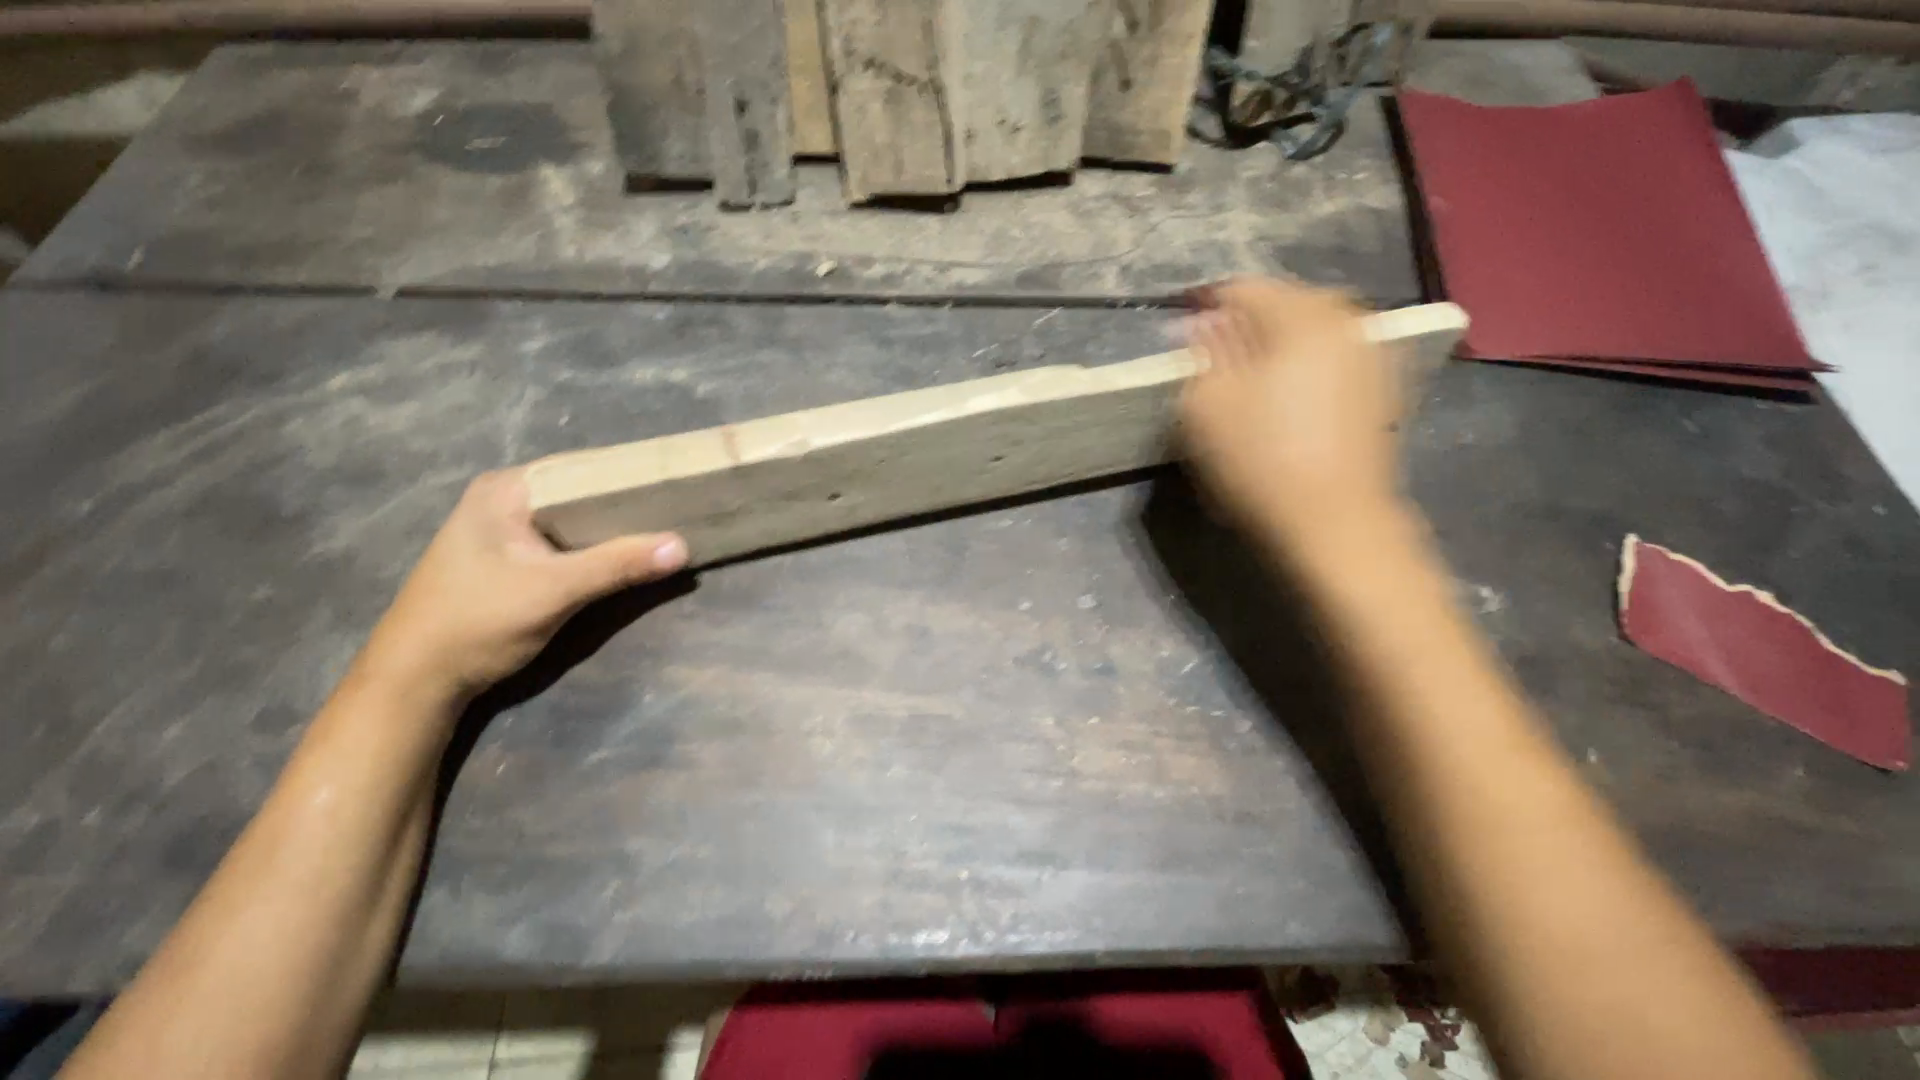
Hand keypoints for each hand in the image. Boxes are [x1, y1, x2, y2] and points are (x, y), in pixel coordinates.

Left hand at [360, 469, 686, 702]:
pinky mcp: (513, 560)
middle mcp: (507, 499)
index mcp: (507, 489)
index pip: (585, 467)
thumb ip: (617, 565)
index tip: (683, 484)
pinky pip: (568, 543)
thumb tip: (683, 546)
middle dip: (630, 505)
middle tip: (685, 510)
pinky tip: (630, 558)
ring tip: (670, 530)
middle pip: (584, 493)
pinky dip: (598, 550)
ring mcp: (508, 530)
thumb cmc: (475, 623)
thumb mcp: (553, 592)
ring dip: (617, 531)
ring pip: (578, 521)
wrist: (415, 680)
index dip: (634, 475)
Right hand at [1180, 278, 1408, 552]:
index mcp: (1300, 315)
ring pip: (1311, 329)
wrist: (1335, 521)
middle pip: (1283, 302)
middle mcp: (1344, 320)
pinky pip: (1331, 356)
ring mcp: (1370, 353)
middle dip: (1246, 322)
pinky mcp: (1380, 387)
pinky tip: (1286, 395)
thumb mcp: (1206, 404)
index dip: (1205, 307)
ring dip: (1276, 343)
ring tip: (1248, 376)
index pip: (1242, 288)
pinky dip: (1304, 364)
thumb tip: (1197, 324)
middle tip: (1214, 356)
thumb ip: (1199, 353)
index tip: (1182, 332)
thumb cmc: (1261, 460)